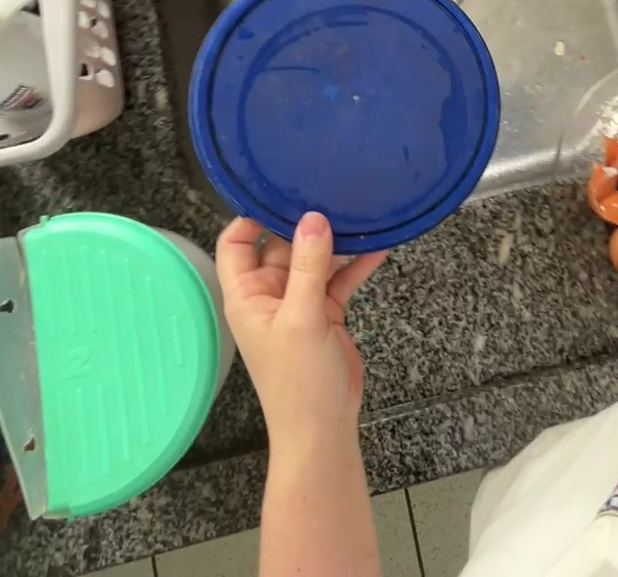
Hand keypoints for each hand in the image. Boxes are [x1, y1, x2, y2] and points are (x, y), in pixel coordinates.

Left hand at [216, 212, 389, 442]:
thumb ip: (309, 267)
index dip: (252, 217)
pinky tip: (380, 243)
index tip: (280, 191)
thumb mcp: (303, 318)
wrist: (324, 427)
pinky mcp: (327, 311)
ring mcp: (301, 301)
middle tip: (332, 190)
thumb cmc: (299, 380)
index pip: (237, 243)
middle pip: (283, 244)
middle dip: (305, 222)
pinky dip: (358, 262)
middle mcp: (271, 293)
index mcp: (248, 294)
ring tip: (360, 211)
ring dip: (336, 240)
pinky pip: (341, 277)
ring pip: (316, 258)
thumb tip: (314, 218)